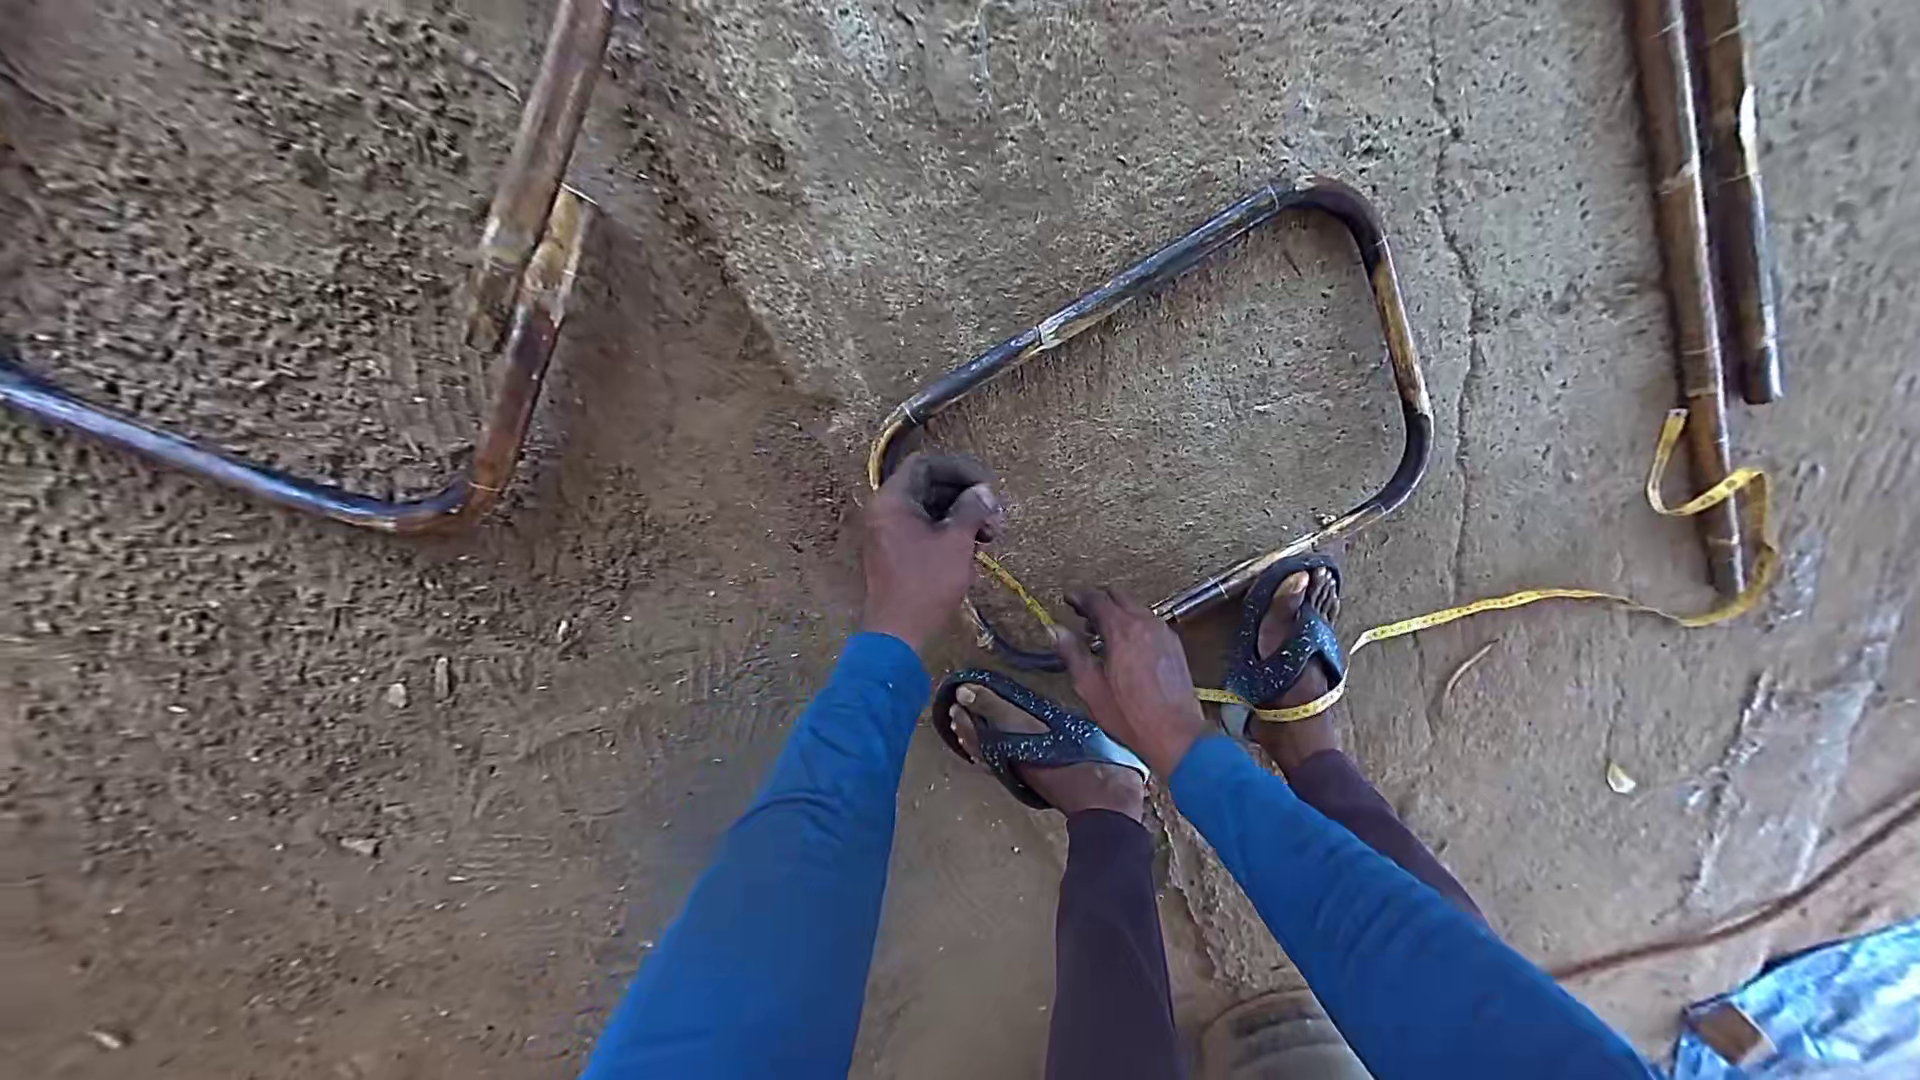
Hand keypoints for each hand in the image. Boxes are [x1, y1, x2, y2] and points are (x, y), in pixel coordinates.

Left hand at [860, 453, 1002, 653]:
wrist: (898, 633)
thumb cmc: (927, 584)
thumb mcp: (956, 541)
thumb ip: (971, 509)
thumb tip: (983, 492)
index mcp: (893, 500)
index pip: (926, 464)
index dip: (960, 469)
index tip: (986, 485)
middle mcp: (886, 511)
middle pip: (929, 486)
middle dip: (965, 497)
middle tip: (994, 515)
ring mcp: (889, 533)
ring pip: (930, 510)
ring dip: (962, 517)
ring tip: (990, 536)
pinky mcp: (897, 553)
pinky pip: (924, 530)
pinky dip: (949, 534)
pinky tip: (973, 550)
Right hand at [1054, 588, 1209, 776]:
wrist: (1175, 734)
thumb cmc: (1131, 715)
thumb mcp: (1090, 686)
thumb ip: (1072, 652)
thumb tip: (1056, 630)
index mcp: (1122, 630)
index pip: (1097, 599)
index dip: (1079, 596)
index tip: (1068, 598)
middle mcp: (1145, 624)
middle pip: (1118, 596)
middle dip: (1098, 600)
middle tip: (1081, 613)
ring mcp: (1163, 633)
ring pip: (1135, 607)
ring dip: (1116, 612)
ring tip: (1100, 632)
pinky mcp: (1174, 645)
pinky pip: (1149, 622)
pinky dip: (1133, 623)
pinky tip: (1124, 645)